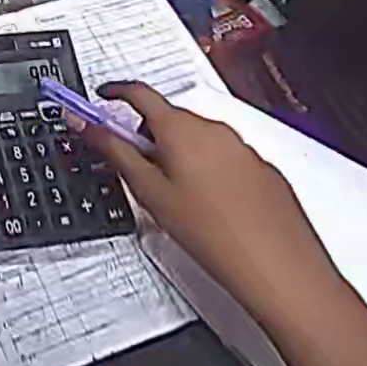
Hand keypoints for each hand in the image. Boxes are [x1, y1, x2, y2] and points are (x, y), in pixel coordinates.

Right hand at [77, 83, 349, 331]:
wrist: (283, 274)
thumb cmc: (217, 235)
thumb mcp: (147, 190)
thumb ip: (112, 150)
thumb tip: (83, 122)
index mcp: (182, 129)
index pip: (138, 93)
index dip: (113, 92)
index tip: (101, 96)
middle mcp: (215, 131)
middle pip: (166, 117)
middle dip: (144, 134)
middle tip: (133, 165)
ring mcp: (243, 150)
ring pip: (195, 139)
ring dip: (175, 154)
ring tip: (170, 196)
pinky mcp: (263, 171)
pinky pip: (222, 157)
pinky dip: (204, 170)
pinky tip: (203, 206)